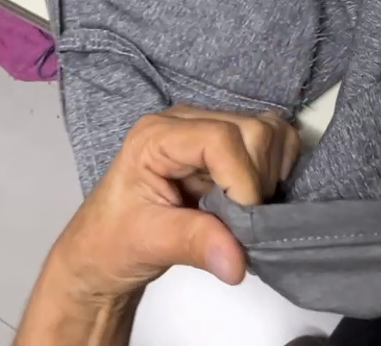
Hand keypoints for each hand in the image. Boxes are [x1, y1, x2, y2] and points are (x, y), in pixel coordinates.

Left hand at [16, 106, 298, 345]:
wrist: (104, 248)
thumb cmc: (113, 239)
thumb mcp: (146, 242)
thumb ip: (193, 244)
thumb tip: (237, 260)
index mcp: (158, 136)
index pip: (220, 139)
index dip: (241, 181)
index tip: (242, 224)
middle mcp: (187, 120)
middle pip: (252, 131)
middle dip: (256, 182)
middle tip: (236, 222)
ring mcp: (209, 126)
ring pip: (268, 131)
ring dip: (267, 176)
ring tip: (239, 211)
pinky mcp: (227, 141)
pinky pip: (273, 138)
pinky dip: (275, 168)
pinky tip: (250, 197)